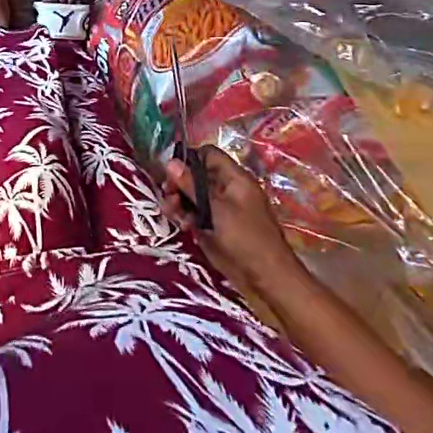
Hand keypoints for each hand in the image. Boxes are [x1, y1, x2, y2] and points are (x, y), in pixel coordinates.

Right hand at [162, 145, 303, 294]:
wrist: (265, 277)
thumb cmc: (245, 238)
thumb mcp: (216, 209)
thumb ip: (192, 185)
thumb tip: (170, 162)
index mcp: (235, 179)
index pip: (208, 155)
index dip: (189, 158)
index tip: (171, 171)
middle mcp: (227, 189)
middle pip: (196, 174)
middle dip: (179, 182)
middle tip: (167, 193)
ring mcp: (220, 207)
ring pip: (191, 194)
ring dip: (178, 200)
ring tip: (170, 211)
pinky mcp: (214, 224)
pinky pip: (194, 211)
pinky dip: (184, 215)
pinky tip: (181, 224)